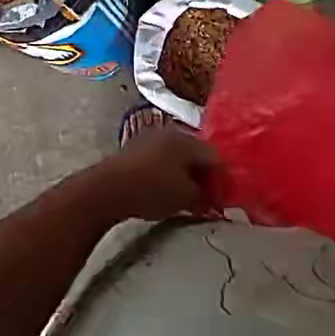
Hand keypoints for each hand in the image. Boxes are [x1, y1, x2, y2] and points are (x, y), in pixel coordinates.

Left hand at [79, 128, 216, 221]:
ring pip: (179, 160)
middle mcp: (170, 134)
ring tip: (193, 201)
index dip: (224, 180)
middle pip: (197, 156)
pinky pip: (163, 164)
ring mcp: (151, 141)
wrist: (107, 189)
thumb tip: (211, 199)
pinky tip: (171, 195)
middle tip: (213, 201)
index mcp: (186, 139)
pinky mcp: (136, 154)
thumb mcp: (185, 196)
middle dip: (207, 178)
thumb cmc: (152, 188)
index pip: (215, 157)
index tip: (227, 201)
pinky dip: (172, 178)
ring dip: (189, 179)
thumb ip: (204, 196)